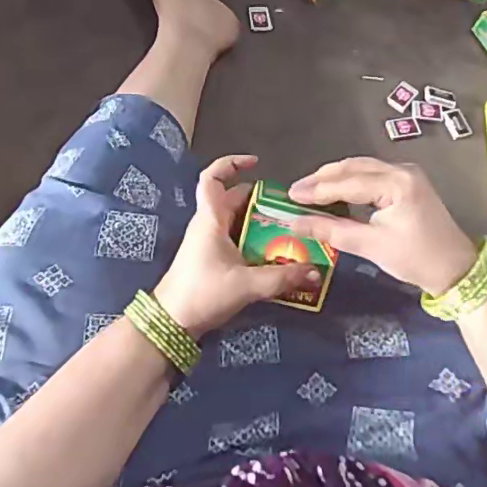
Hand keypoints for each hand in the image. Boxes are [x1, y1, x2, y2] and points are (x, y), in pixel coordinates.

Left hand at [154, 156, 318, 336]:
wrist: (171, 322)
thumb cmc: (202, 293)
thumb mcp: (246, 285)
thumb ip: (282, 278)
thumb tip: (315, 271)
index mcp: (210, 219)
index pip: (212, 178)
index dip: (231, 164)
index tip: (255, 163)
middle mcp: (208, 225)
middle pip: (233, 200)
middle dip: (260, 199)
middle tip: (287, 207)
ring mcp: (207, 242)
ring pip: (235, 220)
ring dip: (258, 221)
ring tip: (287, 229)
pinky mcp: (210, 259)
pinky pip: (234, 239)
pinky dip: (253, 239)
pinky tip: (272, 253)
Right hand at [288, 158, 477, 295]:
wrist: (456, 269)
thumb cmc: (416, 259)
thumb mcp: (370, 246)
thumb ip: (331, 231)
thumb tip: (295, 224)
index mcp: (397, 184)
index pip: (348, 182)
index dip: (317, 189)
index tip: (290, 195)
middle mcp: (402, 170)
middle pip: (353, 167)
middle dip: (322, 178)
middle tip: (295, 191)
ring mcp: (407, 174)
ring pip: (362, 168)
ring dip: (335, 177)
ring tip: (309, 190)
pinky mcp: (407, 182)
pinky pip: (372, 174)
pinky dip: (350, 181)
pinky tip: (335, 191)